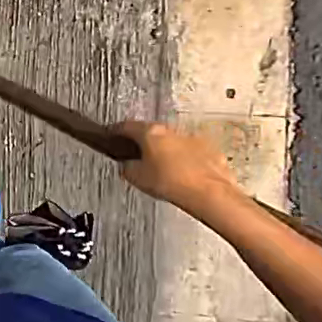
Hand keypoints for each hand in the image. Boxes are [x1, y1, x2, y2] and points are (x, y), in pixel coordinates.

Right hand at [112, 121, 242, 210]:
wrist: (208, 194)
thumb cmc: (173, 183)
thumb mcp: (137, 178)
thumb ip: (127, 168)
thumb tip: (127, 166)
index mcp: (150, 133)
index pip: (127, 126)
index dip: (116, 131)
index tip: (112, 134)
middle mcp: (171, 131)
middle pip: (152, 133)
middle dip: (145, 145)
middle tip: (139, 160)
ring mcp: (192, 140)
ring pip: (173, 143)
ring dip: (167, 154)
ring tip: (164, 174)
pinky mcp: (209, 152)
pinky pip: (192, 154)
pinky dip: (186, 163)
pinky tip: (184, 178)